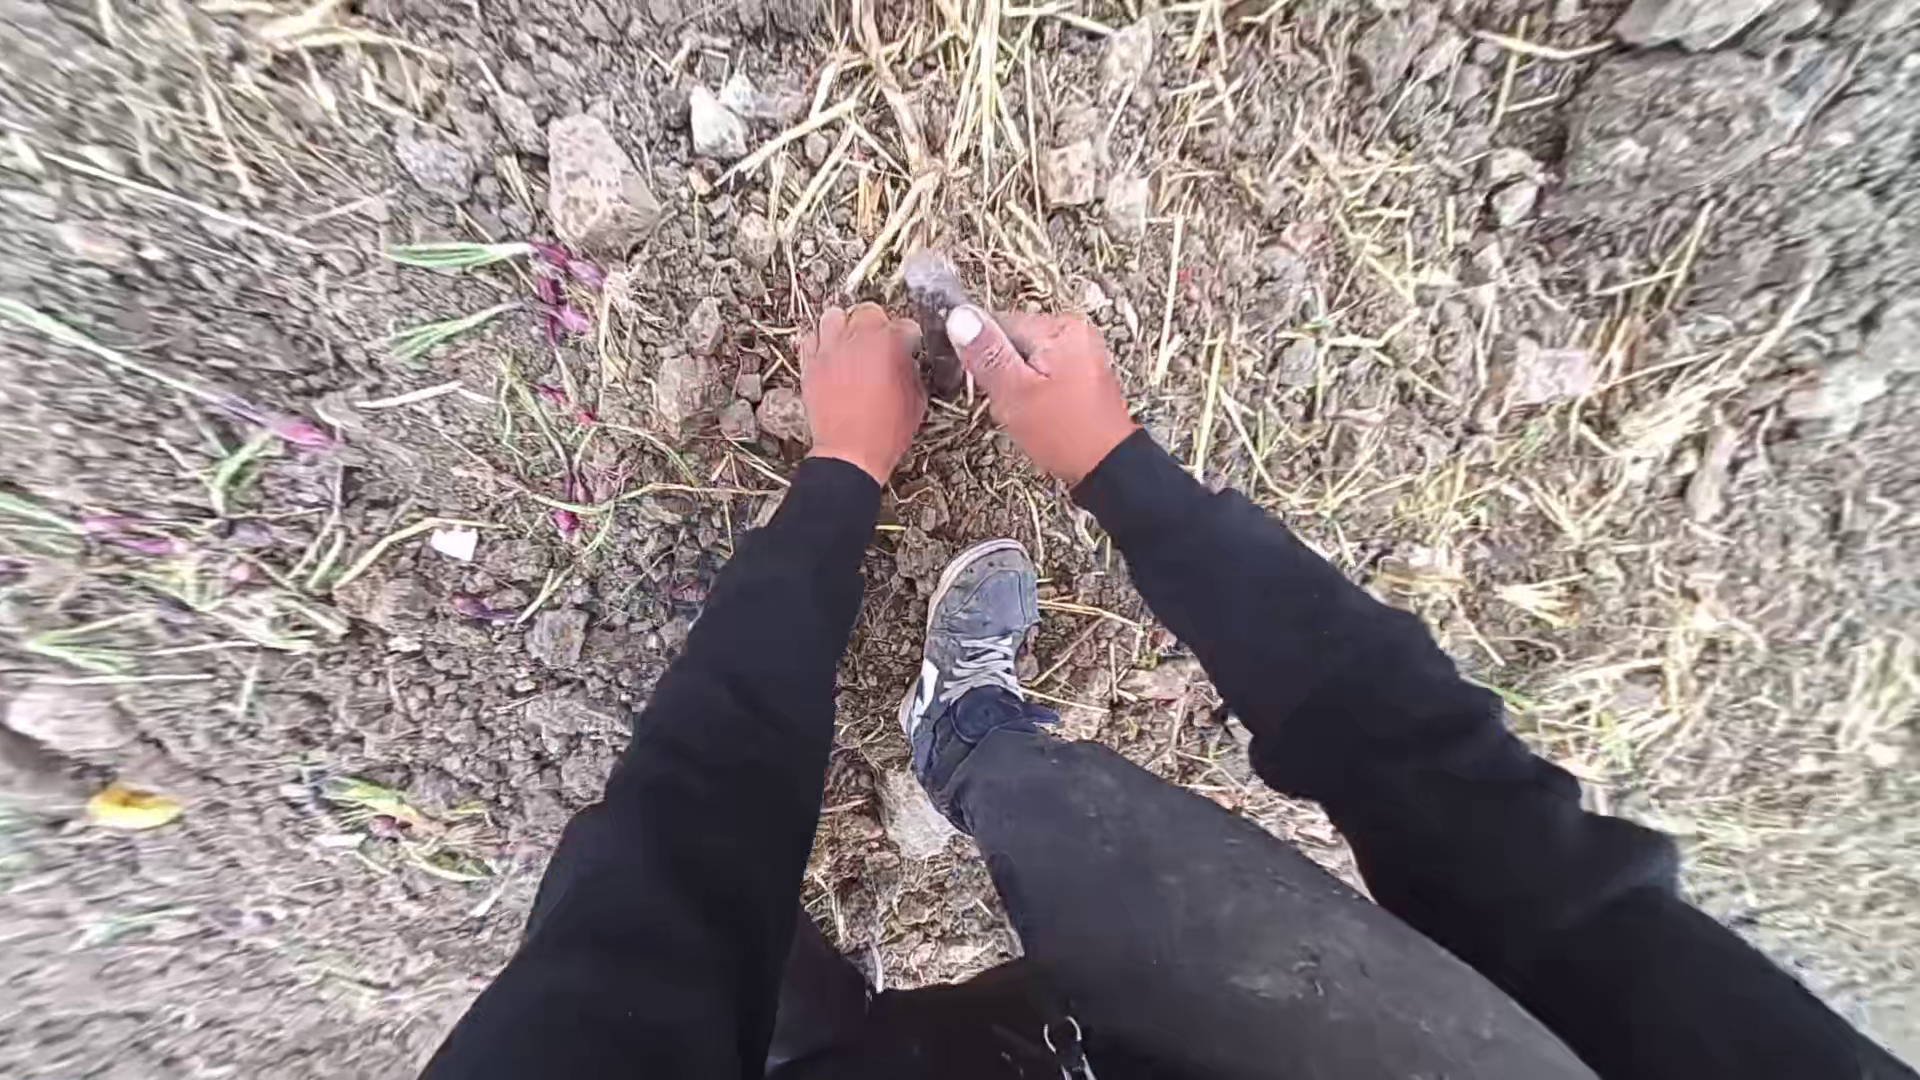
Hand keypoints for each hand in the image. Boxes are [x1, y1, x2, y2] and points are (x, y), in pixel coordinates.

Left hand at [800, 303, 926, 484]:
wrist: (851, 454)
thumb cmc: (884, 434)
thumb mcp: (916, 402)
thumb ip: (913, 373)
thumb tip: (908, 365)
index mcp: (890, 344)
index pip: (905, 325)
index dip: (910, 339)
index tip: (909, 347)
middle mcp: (857, 340)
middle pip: (868, 311)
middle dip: (878, 324)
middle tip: (881, 341)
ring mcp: (831, 350)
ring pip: (835, 316)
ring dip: (846, 326)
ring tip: (853, 342)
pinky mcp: (811, 365)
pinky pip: (811, 338)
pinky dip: (821, 342)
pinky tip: (832, 355)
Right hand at [945, 306, 1136, 483]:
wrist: (1107, 468)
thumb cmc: (1066, 434)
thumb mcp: (1016, 393)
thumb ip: (987, 354)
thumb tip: (960, 317)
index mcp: (1060, 328)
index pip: (998, 324)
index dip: (984, 358)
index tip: (988, 385)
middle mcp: (1075, 334)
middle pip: (1013, 345)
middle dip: (1003, 377)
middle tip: (1013, 404)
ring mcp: (1081, 357)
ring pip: (1026, 365)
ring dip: (1017, 390)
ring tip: (1029, 414)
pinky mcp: (1081, 379)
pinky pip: (1043, 379)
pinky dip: (1034, 397)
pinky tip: (1039, 417)